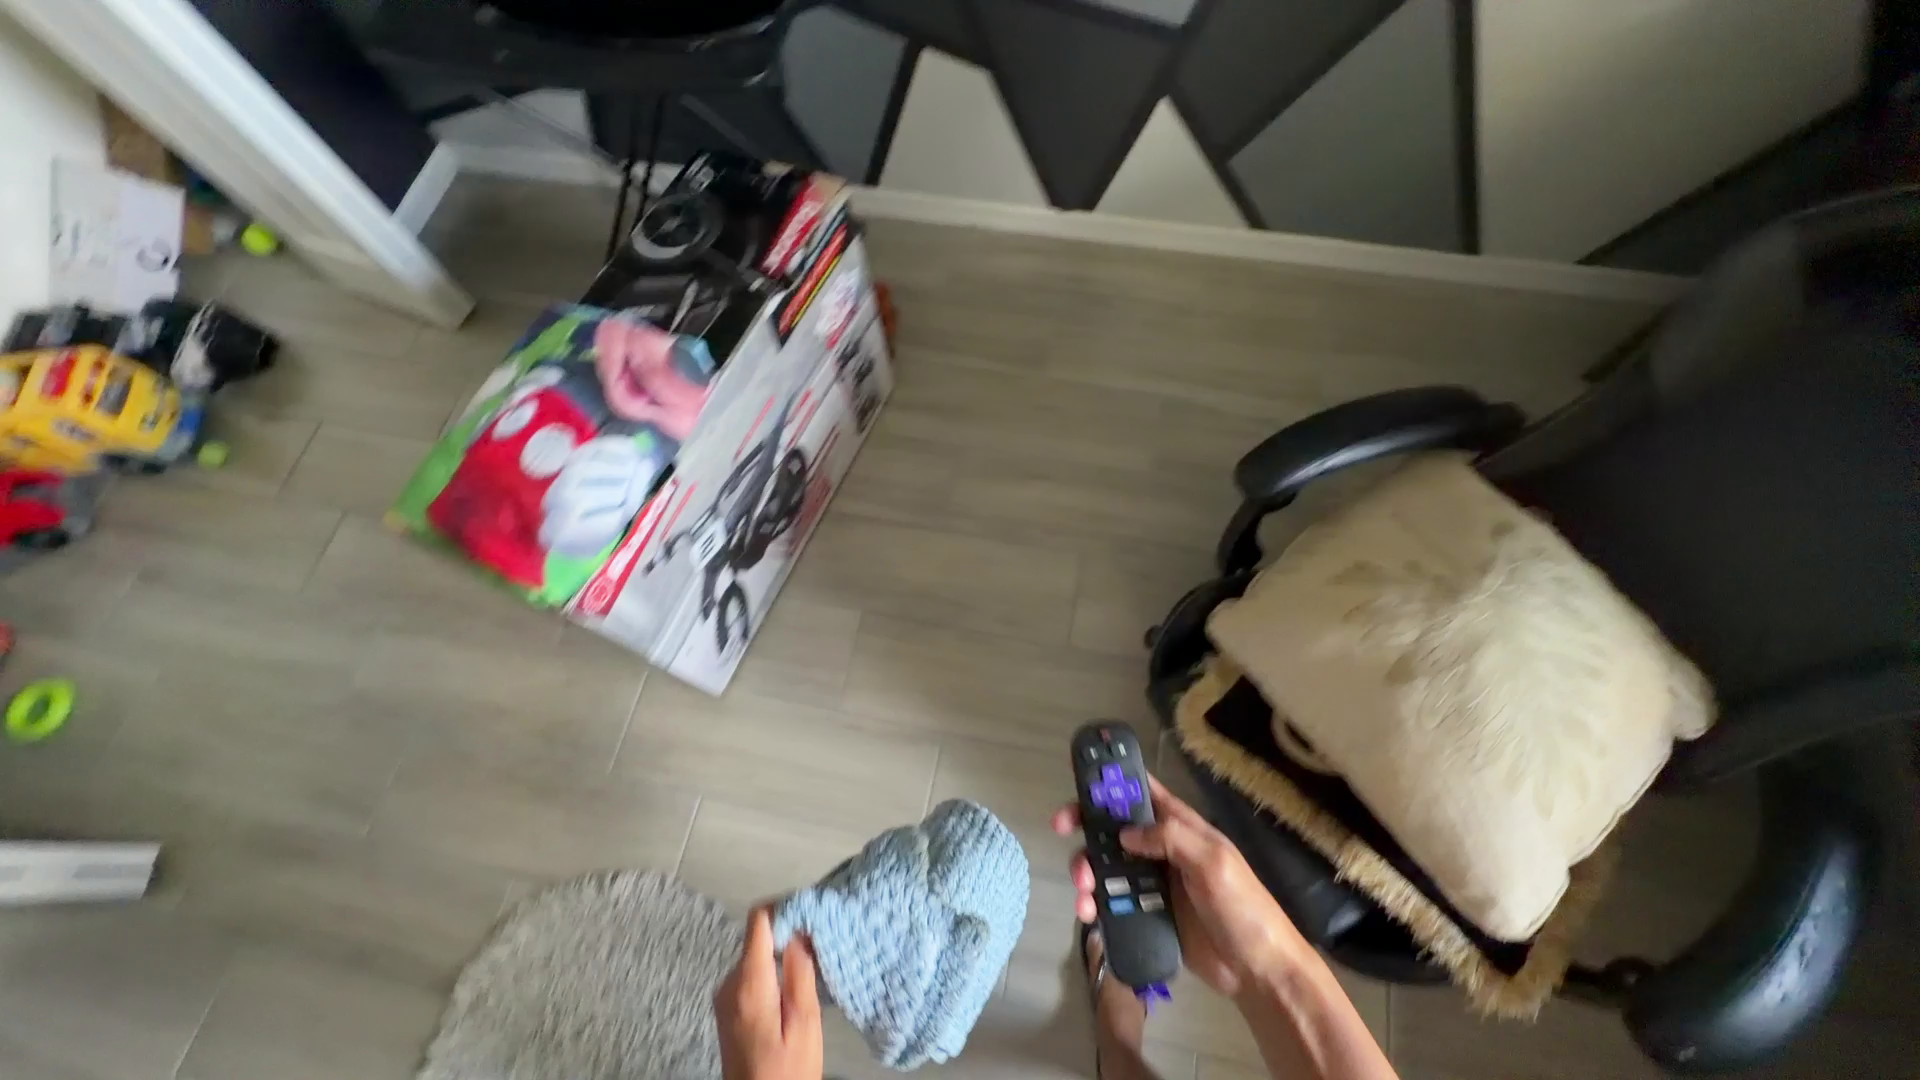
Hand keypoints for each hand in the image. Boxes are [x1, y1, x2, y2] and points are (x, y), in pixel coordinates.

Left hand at [714, 909, 823, 1079]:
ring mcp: (723, 997)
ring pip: (755, 956)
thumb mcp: (805, 1023)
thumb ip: (800, 972)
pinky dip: (770, 973)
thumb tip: (799, 927)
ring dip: (780, 956)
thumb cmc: (788, 1070)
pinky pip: (750, 975)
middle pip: (758, 938)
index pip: (758, 920)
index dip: (784, 907)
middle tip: (818, 946)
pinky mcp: (726, 1009)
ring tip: (809, 970)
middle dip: (787, 936)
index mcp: (748, 983)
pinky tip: (790, 992)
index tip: (810, 911)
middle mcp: (728, 983)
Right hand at [1053, 775, 1308, 998]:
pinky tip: (1088, 913)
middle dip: (1085, 824)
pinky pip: (1111, 902)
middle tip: (1062, 828)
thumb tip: (1124, 833)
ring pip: (1106, 865)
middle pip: (1113, 827)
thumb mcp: (1213, 862)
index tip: (1081, 781)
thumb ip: (1170, 837)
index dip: (1112, 782)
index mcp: (1180, 827)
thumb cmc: (1242, 907)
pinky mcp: (1146, 914)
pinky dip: (1094, 904)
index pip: (1142, 792)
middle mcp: (1161, 849)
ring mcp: (1152, 883)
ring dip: (1086, 870)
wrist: (1258, 970)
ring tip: (1083, 888)